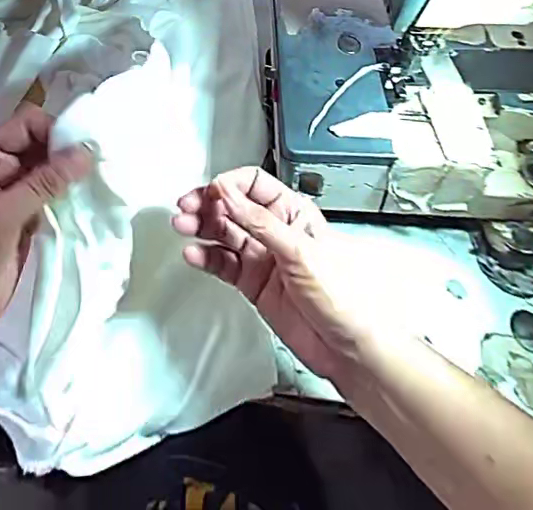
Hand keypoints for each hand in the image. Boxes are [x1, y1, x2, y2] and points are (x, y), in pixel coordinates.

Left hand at [0, 104, 92, 353]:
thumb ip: (42, 183)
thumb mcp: (0, 219)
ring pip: (52, 172)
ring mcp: (14, 196)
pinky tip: (92, 203)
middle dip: (70, 153)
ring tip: (103, 183)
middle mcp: (0, 170)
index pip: (27, 125)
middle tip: (103, 166)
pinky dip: (71, 199)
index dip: (56, 131)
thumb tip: (84, 152)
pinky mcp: (28, 221)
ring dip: (74, 177)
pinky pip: (54, 198)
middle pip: (43, 145)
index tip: (85, 150)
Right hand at [172, 166, 376, 379]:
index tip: (212, 192)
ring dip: (201, 227)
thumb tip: (228, 193)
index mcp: (292, 212)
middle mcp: (274, 230)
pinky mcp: (252, 282)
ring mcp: (261, 256)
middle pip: (231, 206)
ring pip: (222, 233)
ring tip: (182, 226)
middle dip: (207, 204)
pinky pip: (223, 264)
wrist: (349, 349)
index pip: (253, 184)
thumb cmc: (343, 296)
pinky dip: (206, 258)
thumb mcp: (300, 251)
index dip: (230, 185)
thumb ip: (259, 222)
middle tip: (186, 207)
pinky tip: (195, 254)